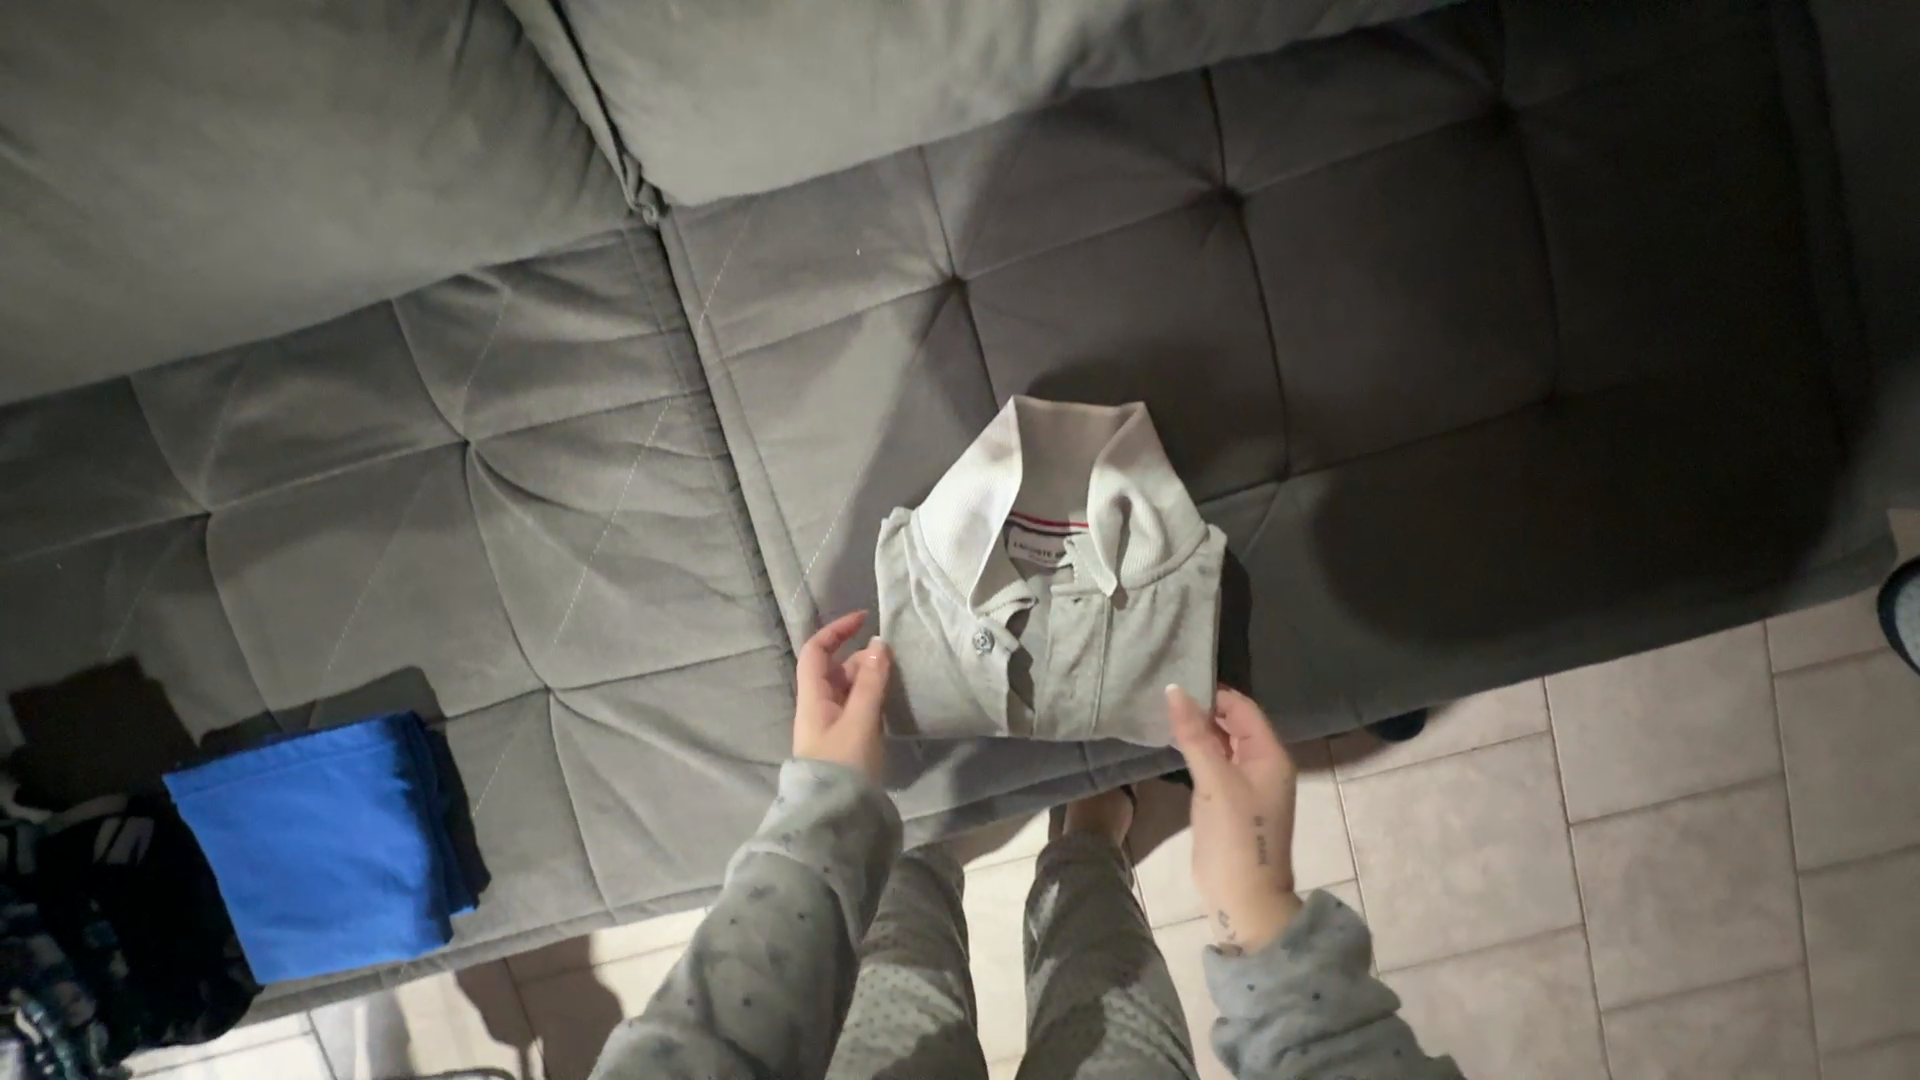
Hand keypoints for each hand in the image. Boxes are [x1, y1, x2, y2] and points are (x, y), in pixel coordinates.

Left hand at [792, 611, 891, 783]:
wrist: (834, 816)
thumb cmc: (844, 764)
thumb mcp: (860, 720)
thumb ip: (871, 682)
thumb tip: (878, 643)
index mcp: (812, 697)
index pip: (816, 651)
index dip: (836, 630)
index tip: (864, 618)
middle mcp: (817, 707)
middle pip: (834, 669)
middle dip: (860, 657)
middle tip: (890, 658)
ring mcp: (830, 726)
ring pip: (847, 689)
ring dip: (868, 677)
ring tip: (894, 678)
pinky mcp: (844, 742)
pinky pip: (856, 707)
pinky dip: (870, 697)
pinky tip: (888, 702)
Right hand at [1166, 684, 1303, 954]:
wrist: (1241, 897)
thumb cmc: (1234, 836)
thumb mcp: (1214, 781)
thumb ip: (1194, 734)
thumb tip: (1173, 689)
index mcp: (1270, 755)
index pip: (1242, 708)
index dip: (1212, 695)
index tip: (1175, 688)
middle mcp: (1262, 764)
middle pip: (1233, 722)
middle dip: (1202, 709)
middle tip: (1163, 698)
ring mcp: (1245, 783)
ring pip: (1221, 741)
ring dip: (1197, 729)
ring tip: (1162, 714)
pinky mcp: (1228, 798)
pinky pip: (1213, 761)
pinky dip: (1195, 749)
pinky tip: (1172, 743)